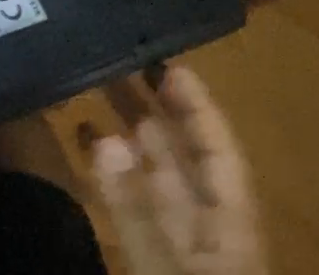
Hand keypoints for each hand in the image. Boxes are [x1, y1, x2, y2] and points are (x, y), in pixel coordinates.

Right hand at [90, 66, 264, 274]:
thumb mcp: (168, 274)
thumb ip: (136, 210)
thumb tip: (106, 136)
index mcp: (231, 234)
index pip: (220, 157)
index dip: (199, 110)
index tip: (168, 64)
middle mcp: (209, 235)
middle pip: (186, 164)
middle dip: (154, 114)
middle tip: (115, 64)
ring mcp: (179, 253)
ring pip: (156, 184)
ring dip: (129, 141)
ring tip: (94, 96)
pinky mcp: (149, 268)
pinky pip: (133, 211)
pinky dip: (111, 178)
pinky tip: (87, 153)